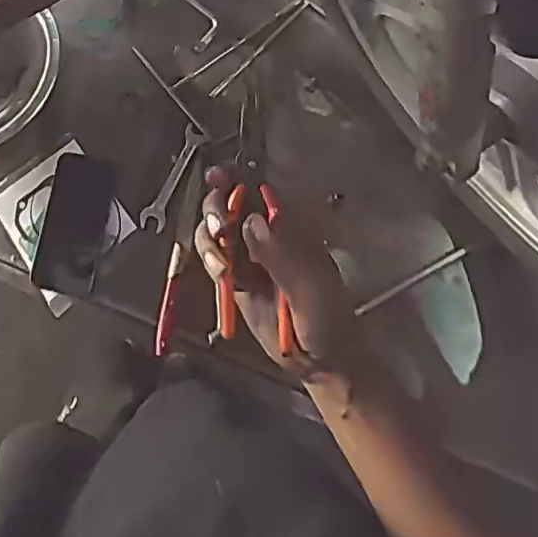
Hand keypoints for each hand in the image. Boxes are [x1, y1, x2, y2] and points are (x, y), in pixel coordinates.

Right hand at [193, 164, 363, 382]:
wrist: (319, 360)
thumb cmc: (327, 317)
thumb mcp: (311, 287)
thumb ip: (281, 256)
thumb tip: (253, 221)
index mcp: (290, 224)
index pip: (259, 188)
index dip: (236, 177)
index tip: (217, 177)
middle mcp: (265, 233)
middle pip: (229, 202)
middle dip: (216, 208)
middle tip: (218, 228)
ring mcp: (247, 254)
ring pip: (215, 229)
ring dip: (210, 237)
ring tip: (222, 265)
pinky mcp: (233, 278)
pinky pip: (213, 257)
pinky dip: (210, 260)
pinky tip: (221, 275)